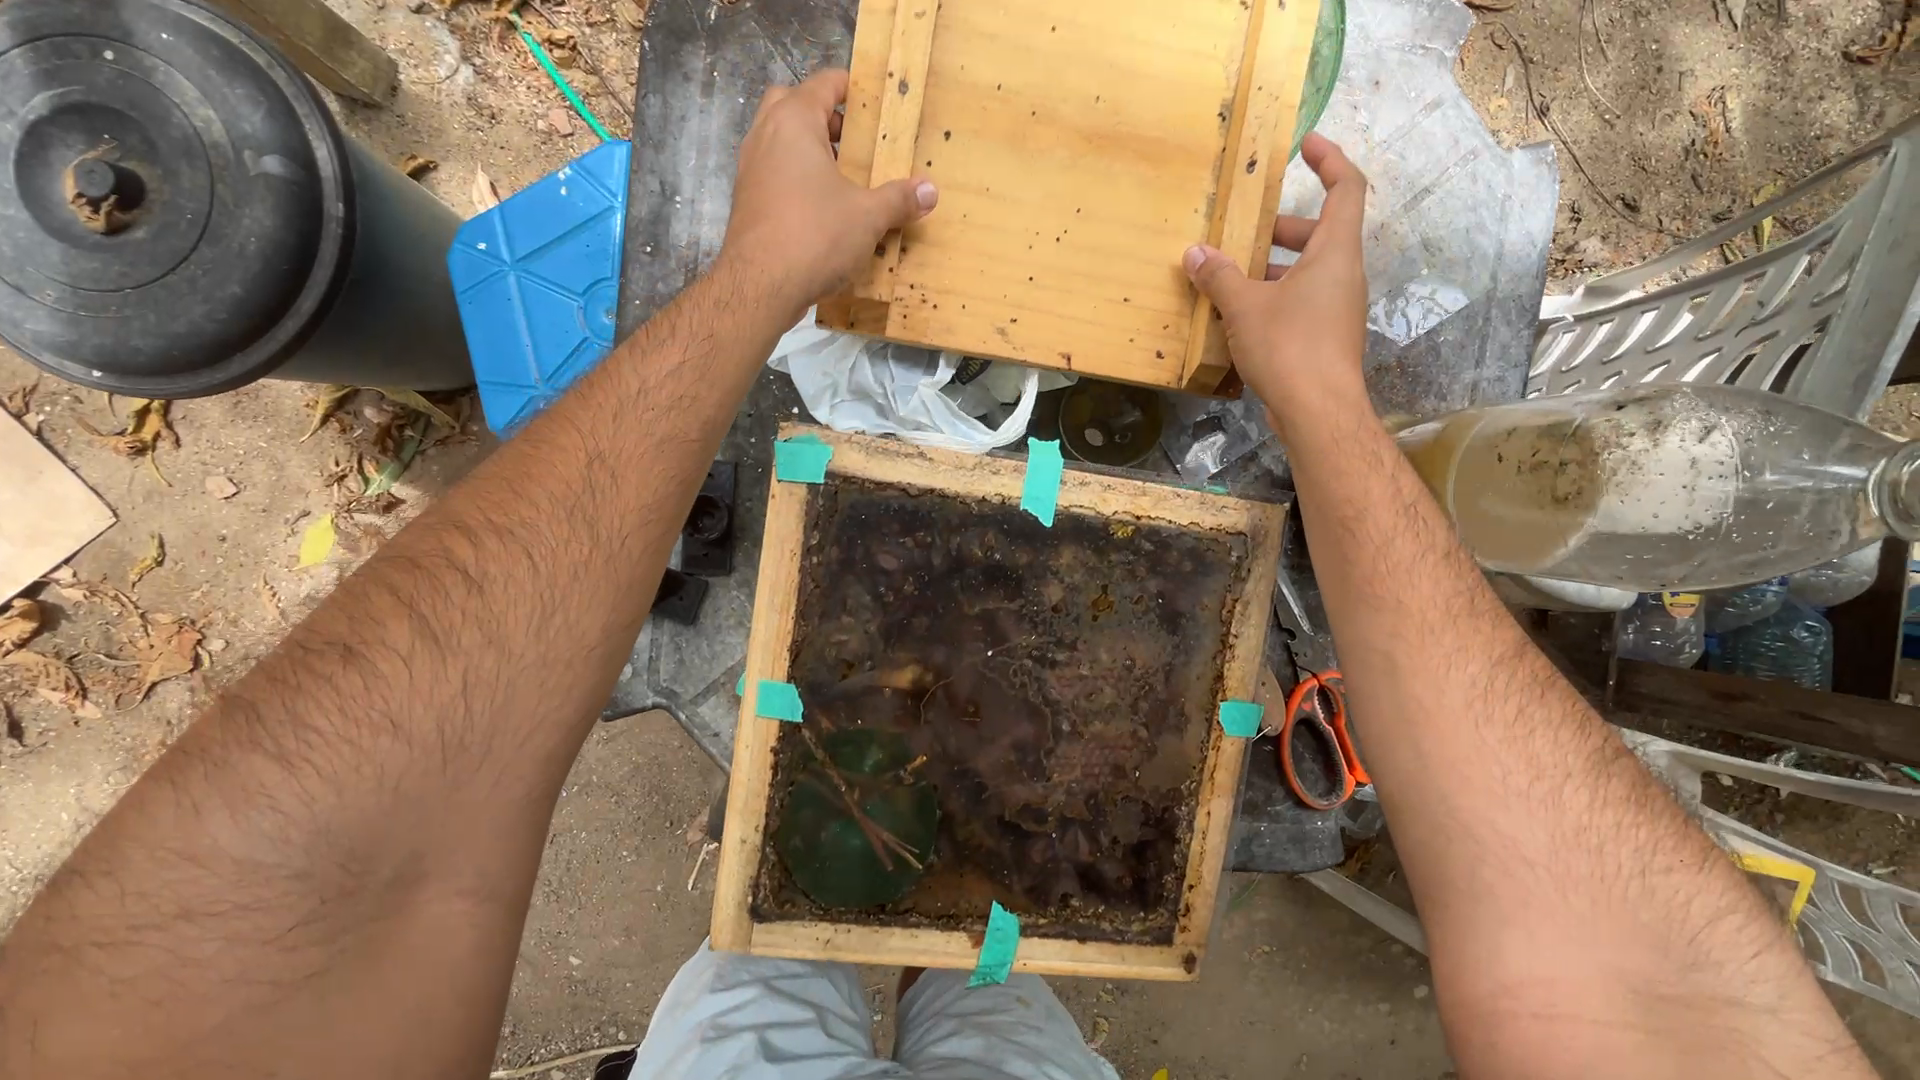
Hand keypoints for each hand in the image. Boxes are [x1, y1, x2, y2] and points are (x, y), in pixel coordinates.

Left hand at [719, 69, 938, 319]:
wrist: (759, 286)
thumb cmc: (815, 236)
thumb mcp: (868, 217)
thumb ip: (899, 199)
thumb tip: (930, 191)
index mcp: (794, 121)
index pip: (823, 83)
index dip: (850, 88)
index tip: (873, 102)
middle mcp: (765, 134)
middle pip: (793, 104)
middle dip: (824, 117)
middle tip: (854, 141)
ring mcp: (749, 168)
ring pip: (780, 141)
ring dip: (809, 150)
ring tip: (842, 178)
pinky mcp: (746, 201)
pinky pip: (773, 173)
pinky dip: (795, 178)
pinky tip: (821, 208)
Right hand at [1182, 134, 1369, 424]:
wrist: (1318, 411)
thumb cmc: (1289, 347)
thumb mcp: (1244, 307)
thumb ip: (1219, 276)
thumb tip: (1195, 254)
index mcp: (1335, 252)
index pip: (1346, 188)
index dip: (1329, 159)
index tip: (1306, 144)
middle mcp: (1343, 274)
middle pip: (1318, 232)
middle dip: (1279, 226)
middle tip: (1242, 229)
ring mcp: (1337, 307)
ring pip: (1305, 271)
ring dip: (1270, 267)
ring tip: (1228, 274)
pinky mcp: (1325, 337)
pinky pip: (1299, 301)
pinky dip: (1272, 297)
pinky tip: (1237, 314)